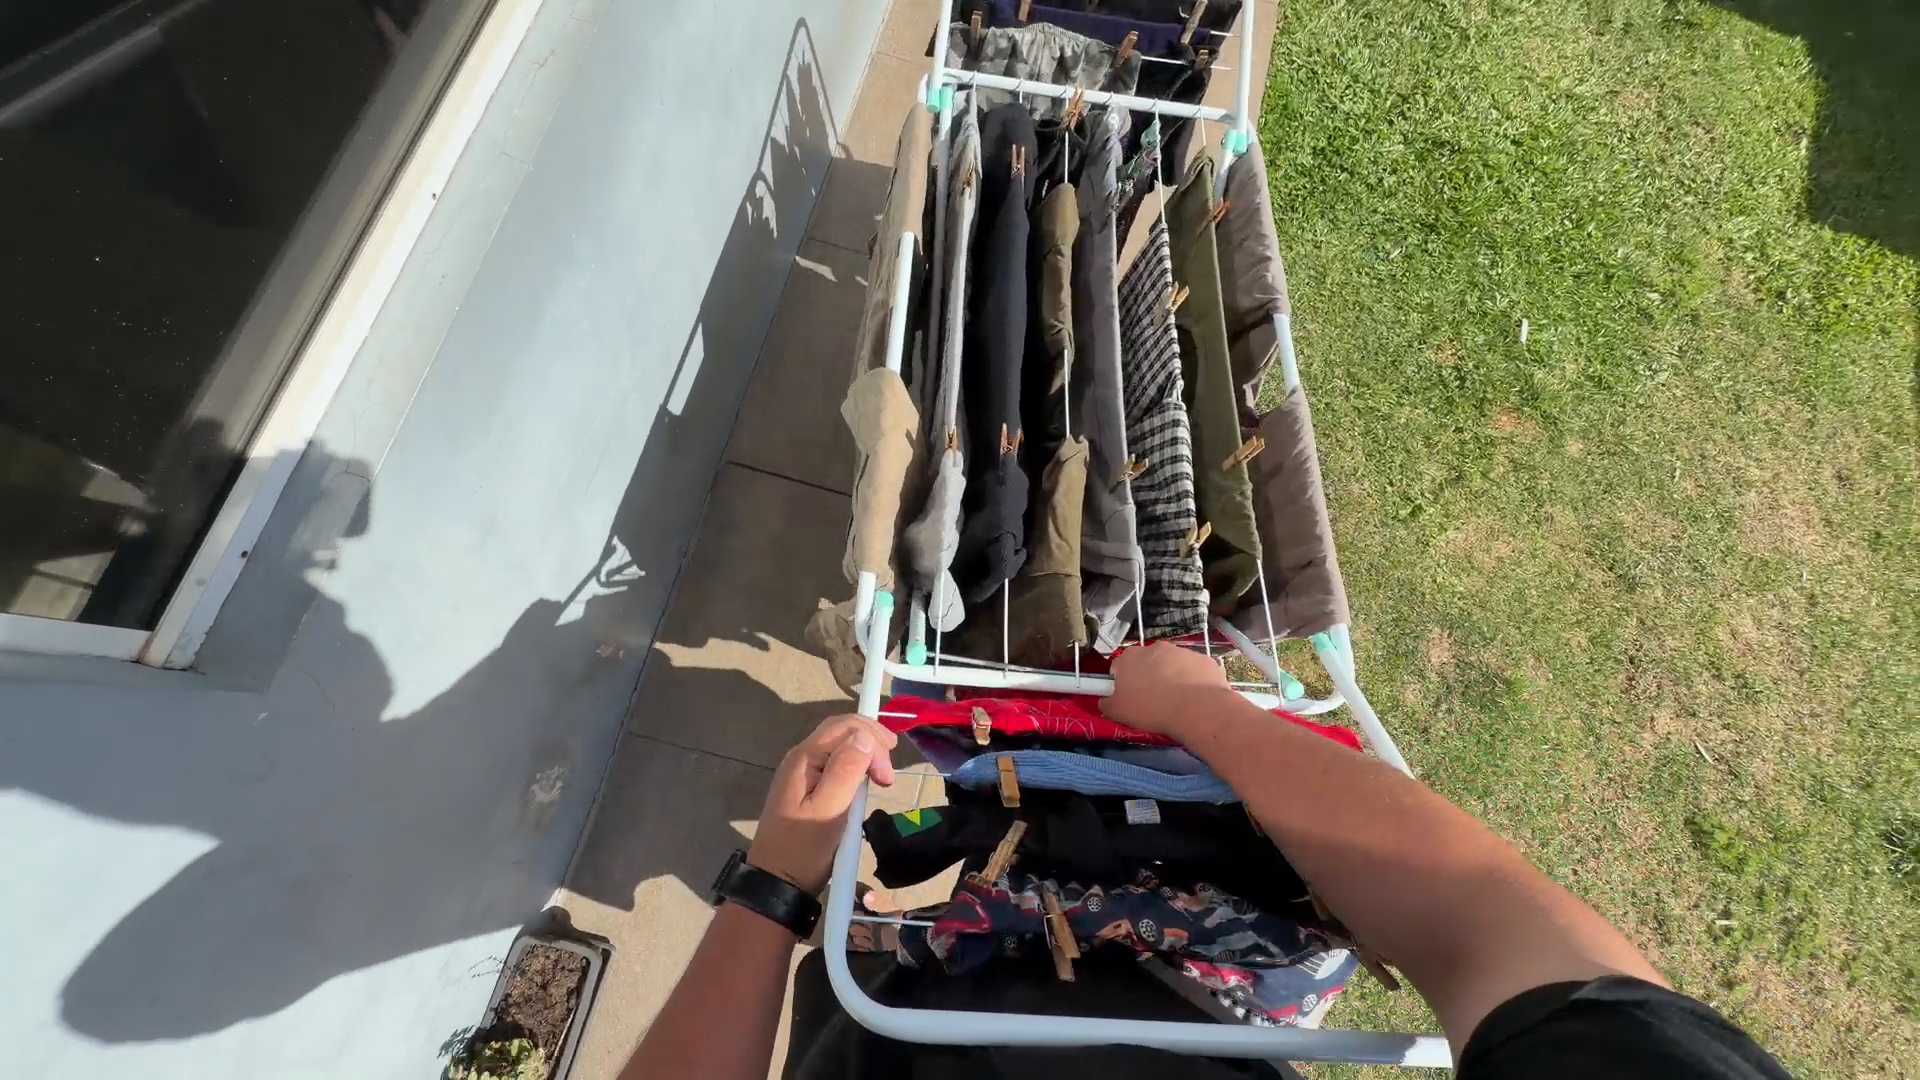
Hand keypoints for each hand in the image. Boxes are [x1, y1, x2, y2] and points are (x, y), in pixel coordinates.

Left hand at [748, 714, 896, 893]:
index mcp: (804, 758)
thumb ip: (846, 769)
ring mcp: (803, 773)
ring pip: (840, 746)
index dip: (873, 740)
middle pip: (841, 731)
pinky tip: (866, 782)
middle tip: (890, 770)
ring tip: (883, 775)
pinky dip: (856, 767)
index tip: (887, 774)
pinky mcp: (807, 788)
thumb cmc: (804, 848)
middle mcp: (801, 758)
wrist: (776, 884)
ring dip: (866, 754)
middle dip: (872, 741)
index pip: (844, 726)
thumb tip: (865, 735)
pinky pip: (835, 763)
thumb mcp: (829, 810)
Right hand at [1100, 642, 1233, 736]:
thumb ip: (1107, 703)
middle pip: (1146, 663)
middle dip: (1148, 678)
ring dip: (1171, 678)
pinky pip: (1194, 670)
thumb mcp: (1118, 712)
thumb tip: (1105, 700)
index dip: (1122, 683)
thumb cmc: (1151, 709)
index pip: (1119, 667)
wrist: (1197, 710)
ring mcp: (1182, 651)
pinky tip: (1195, 698)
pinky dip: (1193, 681)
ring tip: (1176, 701)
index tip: (1129, 698)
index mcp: (1129, 657)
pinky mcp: (1204, 660)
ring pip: (1172, 665)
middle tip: (1152, 701)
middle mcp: (1155, 647)